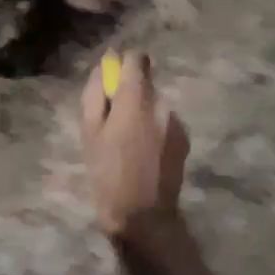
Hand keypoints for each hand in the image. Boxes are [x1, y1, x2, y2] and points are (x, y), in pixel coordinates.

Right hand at [79, 50, 188, 236]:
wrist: (143, 217)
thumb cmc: (107, 174)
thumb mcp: (90, 133)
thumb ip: (97, 93)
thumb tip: (104, 66)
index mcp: (137, 98)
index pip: (137, 58)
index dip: (123, 64)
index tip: (112, 82)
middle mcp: (162, 103)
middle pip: (146, 83)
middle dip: (130, 95)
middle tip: (114, 123)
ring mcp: (177, 122)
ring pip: (155, 105)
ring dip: (143, 113)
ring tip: (128, 144)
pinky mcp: (184, 139)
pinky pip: (165, 122)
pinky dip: (155, 129)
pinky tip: (145, 154)